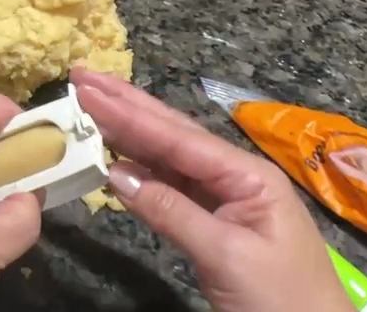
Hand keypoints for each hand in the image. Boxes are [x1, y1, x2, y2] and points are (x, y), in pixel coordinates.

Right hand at [72, 67, 353, 311]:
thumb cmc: (285, 303)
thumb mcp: (229, 258)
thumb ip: (171, 211)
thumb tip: (114, 172)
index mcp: (247, 174)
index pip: (177, 137)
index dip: (128, 113)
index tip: (87, 89)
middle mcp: (234, 175)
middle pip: (171, 132)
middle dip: (124, 104)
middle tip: (81, 77)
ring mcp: (223, 198)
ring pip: (165, 154)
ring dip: (126, 130)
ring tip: (88, 102)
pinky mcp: (212, 222)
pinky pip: (167, 184)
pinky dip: (136, 168)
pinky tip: (112, 154)